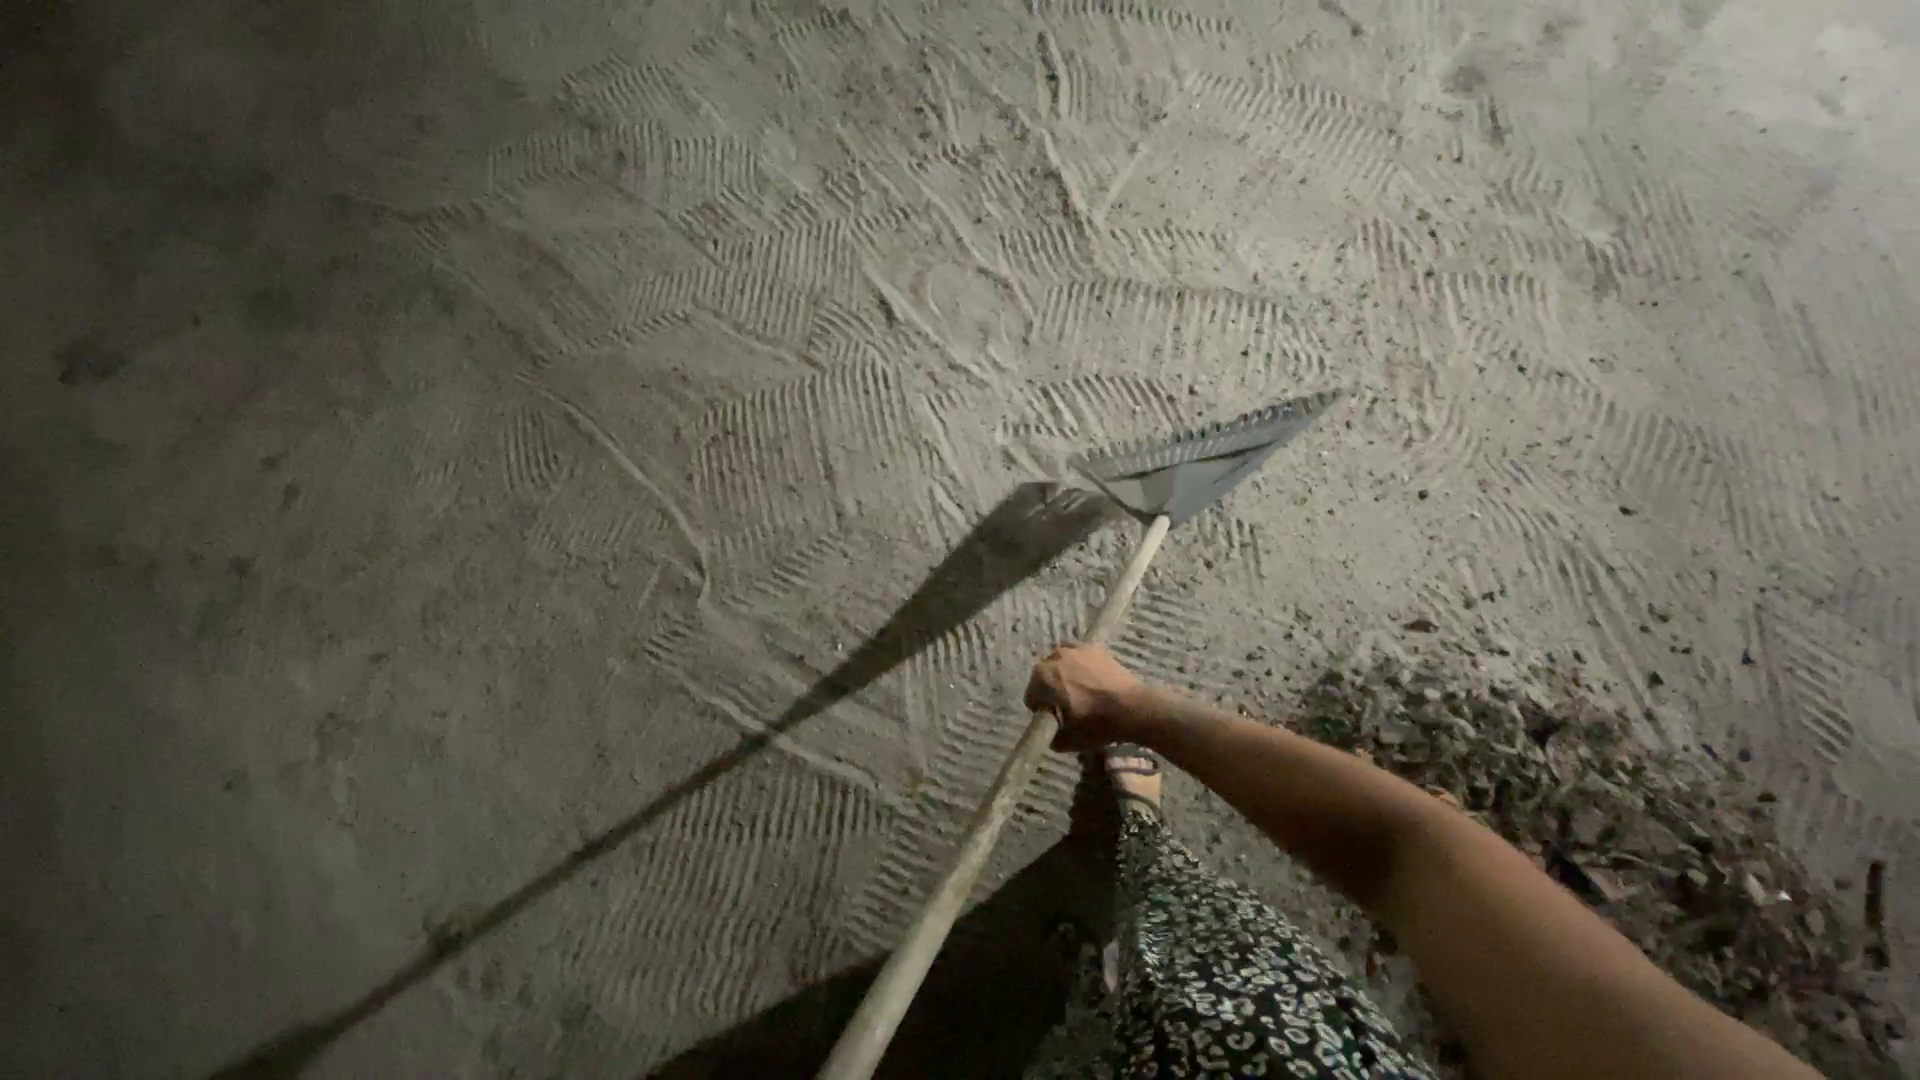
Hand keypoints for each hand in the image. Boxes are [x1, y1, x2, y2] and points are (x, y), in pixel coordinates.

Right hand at [1024, 643, 1143, 751]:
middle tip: (1066, 703)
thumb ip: (1051, 736)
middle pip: (1045, 675)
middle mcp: (1055, 657)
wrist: (1131, 708)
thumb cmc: (1095, 723)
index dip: (1040, 708)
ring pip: (1061, 661)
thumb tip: (1050, 732)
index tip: (1052, 717)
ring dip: (1064, 673)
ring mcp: (1076, 649)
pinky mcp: (1095, 647)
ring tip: (1079, 688)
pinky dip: (1081, 664)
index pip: (1032, 695)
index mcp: (1042, 677)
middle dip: (1051, 688)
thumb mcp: (1067, 741)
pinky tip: (1092, 678)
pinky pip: (1079, 655)